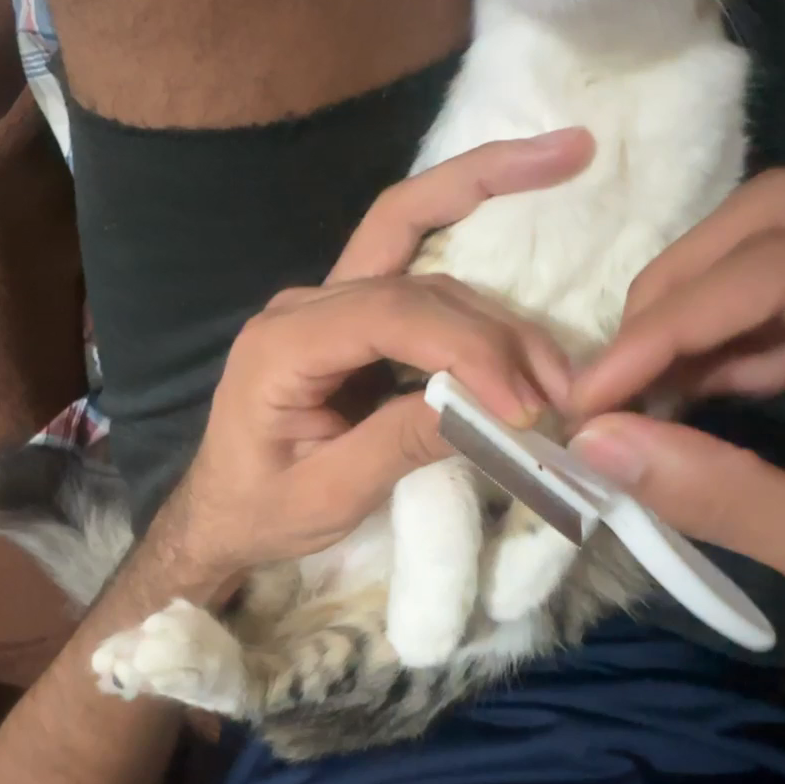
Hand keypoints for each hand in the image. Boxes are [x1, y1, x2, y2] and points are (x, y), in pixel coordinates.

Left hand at [155, 129, 594, 577]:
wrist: (222, 511)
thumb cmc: (261, 511)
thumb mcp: (327, 495)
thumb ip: (398, 445)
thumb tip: (488, 409)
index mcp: (280, 346)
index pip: (387, 314)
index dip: (466, 349)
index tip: (523, 407)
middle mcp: (303, 307)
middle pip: (415, 279)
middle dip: (496, 329)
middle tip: (562, 388)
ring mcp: (327, 305)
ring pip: (426, 272)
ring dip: (499, 317)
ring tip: (558, 374)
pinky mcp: (351, 321)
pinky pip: (421, 286)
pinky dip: (479, 312)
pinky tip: (526, 337)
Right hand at [569, 169, 784, 728]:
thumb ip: (716, 493)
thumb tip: (592, 445)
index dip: (673, 323)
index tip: (593, 395)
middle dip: (679, 290)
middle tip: (614, 373)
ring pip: (781, 245)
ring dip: (693, 313)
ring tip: (630, 388)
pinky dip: (725, 345)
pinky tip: (677, 394)